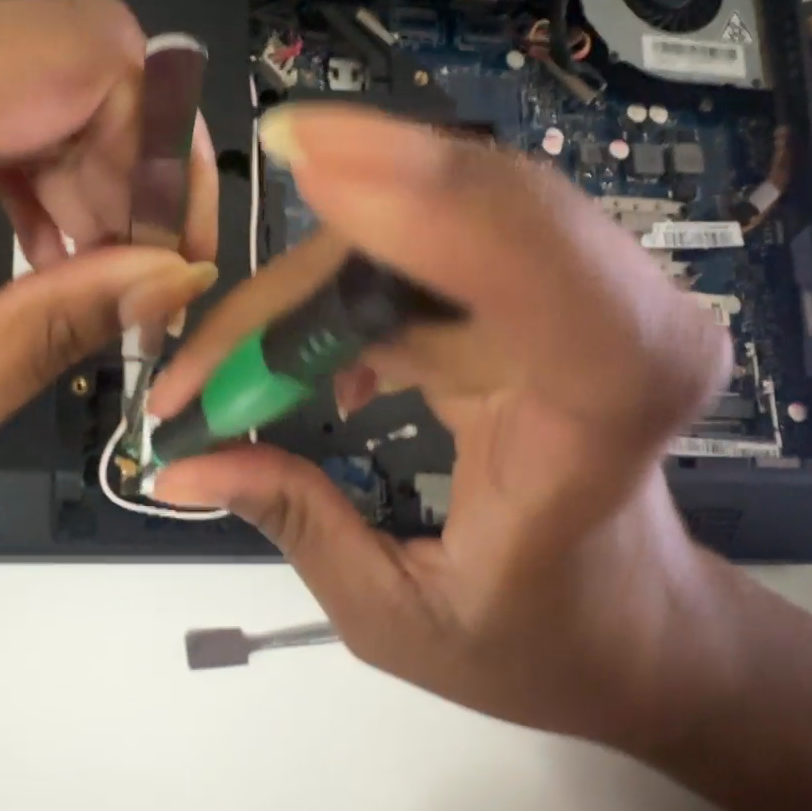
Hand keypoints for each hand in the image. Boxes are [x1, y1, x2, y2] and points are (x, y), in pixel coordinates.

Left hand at [0, 0, 218, 559]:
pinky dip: (11, 158)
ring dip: (71, 168)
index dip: (151, 150)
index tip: (162, 260)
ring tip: (75, 275)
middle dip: (118, 168)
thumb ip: (39, 338)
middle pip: (50, 52)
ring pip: (9, 65)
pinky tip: (24, 241)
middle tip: (127, 286)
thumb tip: (168, 274)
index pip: (72, 51)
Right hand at [148, 105, 733, 745]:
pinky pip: (417, 264)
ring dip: (302, 294)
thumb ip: (298, 525)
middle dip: (306, 270)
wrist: (631, 633)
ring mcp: (569, 307)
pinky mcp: (526, 307)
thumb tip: (180, 465)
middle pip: (449, 230)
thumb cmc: (539, 643)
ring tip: (219, 377)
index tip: (309, 167)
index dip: (434, 203)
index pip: (543, 270)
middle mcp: (608, 332)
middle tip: (195, 347)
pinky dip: (333, 303)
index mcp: (604, 415)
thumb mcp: (400, 614)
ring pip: (420, 234)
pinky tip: (297, 369)